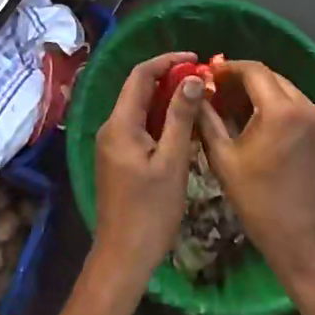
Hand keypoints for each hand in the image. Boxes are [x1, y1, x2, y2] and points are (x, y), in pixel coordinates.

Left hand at [91, 52, 206, 287]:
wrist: (123, 256)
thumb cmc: (150, 211)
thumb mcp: (172, 162)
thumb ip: (181, 118)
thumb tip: (193, 79)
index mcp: (120, 124)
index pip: (140, 75)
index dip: (167, 61)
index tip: (195, 58)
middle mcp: (111, 128)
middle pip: (139, 89)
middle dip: (169, 79)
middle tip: (202, 79)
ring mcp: (112, 144)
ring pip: (140, 108)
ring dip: (167, 99)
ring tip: (199, 98)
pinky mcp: (118, 158)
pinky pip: (139, 126)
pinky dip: (160, 119)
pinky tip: (183, 125)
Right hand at [197, 61, 314, 288]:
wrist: (306, 242)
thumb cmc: (259, 202)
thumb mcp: (224, 160)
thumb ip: (207, 121)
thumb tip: (194, 95)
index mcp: (281, 111)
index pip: (254, 70)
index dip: (229, 68)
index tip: (210, 76)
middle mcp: (306, 108)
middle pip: (272, 78)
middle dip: (245, 79)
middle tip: (220, 91)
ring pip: (288, 92)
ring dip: (263, 93)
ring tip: (236, 107)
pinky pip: (300, 109)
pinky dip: (280, 108)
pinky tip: (261, 125)